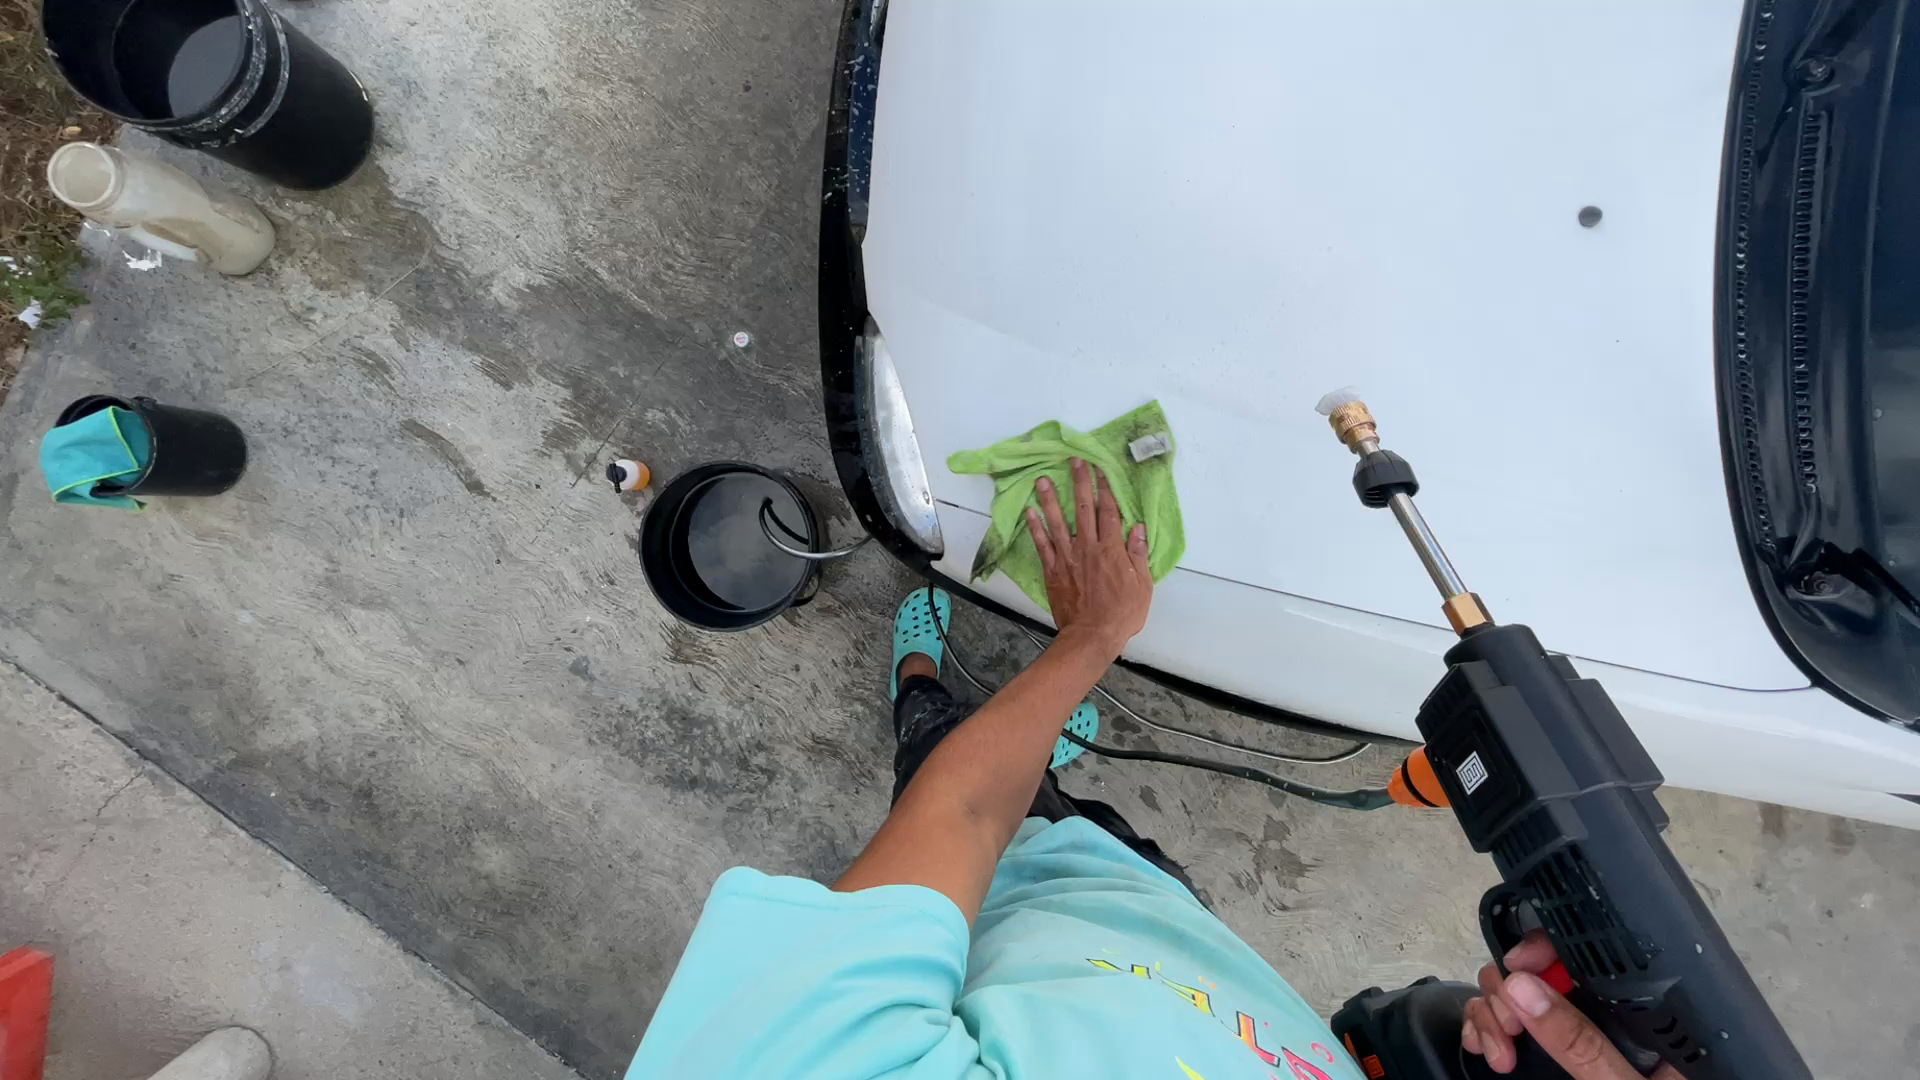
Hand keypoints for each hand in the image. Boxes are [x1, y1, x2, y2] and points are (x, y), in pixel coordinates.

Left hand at [1025, 458, 1152, 657]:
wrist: (1092, 635)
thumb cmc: (1122, 613)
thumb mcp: (1142, 585)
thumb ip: (1138, 554)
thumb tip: (1139, 528)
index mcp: (1112, 549)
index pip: (1109, 511)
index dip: (1105, 488)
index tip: (1100, 469)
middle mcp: (1088, 547)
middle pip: (1083, 509)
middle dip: (1079, 483)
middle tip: (1074, 461)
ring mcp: (1068, 557)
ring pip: (1058, 522)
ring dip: (1050, 499)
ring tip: (1042, 479)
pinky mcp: (1053, 570)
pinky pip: (1042, 545)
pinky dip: (1035, 527)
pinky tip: (1029, 512)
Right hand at [1462, 930, 1681, 1079]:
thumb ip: (1582, 1046)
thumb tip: (1521, 984)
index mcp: (1643, 1024)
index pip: (1588, 961)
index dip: (1543, 950)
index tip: (1515, 969)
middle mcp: (1605, 1021)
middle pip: (1539, 974)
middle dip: (1506, 993)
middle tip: (1504, 1030)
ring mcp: (1574, 1038)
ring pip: (1512, 994)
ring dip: (1489, 1014)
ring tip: (1493, 1050)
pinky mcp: (1548, 1055)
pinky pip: (1503, 1018)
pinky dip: (1483, 1024)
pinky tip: (1480, 1044)